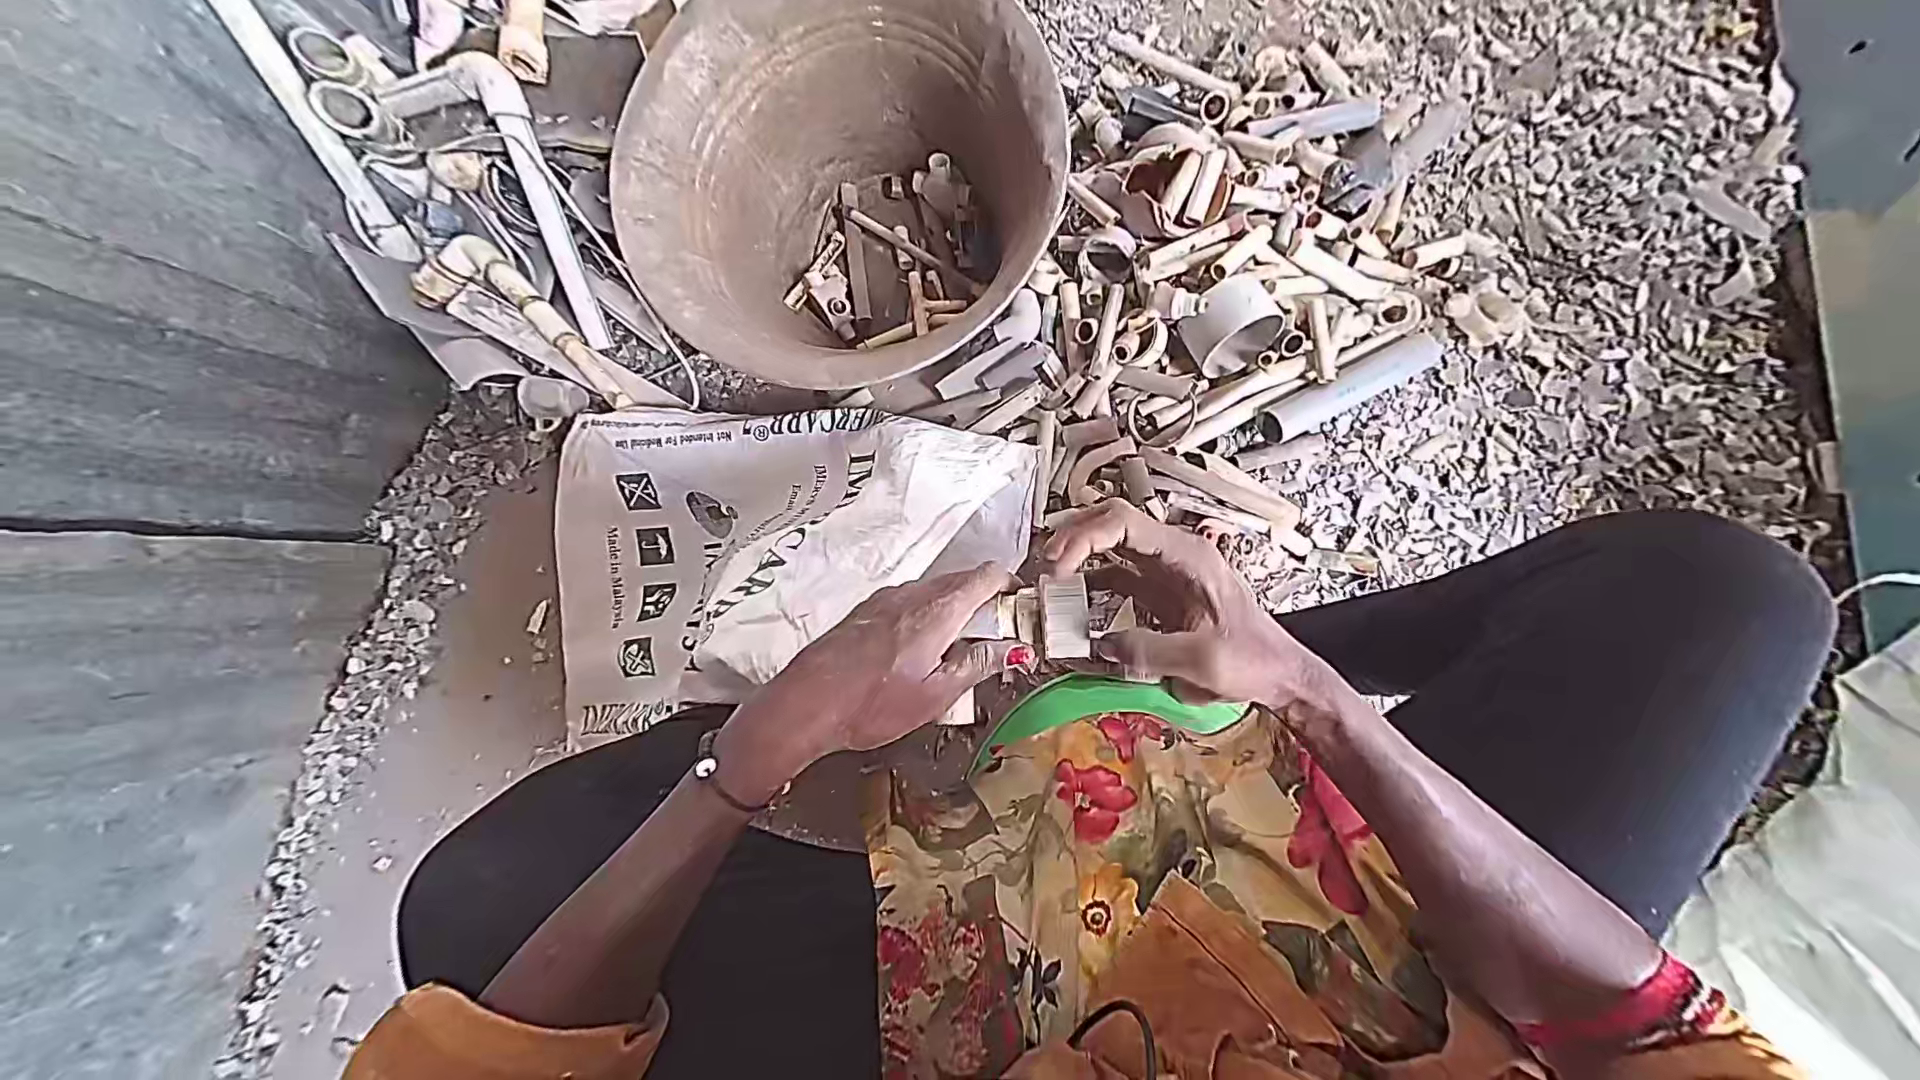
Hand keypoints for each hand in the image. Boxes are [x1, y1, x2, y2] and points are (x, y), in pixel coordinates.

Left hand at [713, 562, 1025, 802]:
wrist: (806, 702)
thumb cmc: (872, 704)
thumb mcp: (936, 695)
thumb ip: (977, 664)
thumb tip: (1014, 648)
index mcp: (938, 610)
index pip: (986, 575)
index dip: (1009, 585)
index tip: (1019, 608)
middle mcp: (913, 593)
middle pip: (963, 579)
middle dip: (986, 599)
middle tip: (996, 634)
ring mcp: (887, 597)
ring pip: (936, 588)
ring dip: (956, 606)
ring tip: (958, 645)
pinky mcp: (868, 608)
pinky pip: (911, 598)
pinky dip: (929, 611)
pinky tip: (920, 646)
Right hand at [1042, 500, 1330, 707]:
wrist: (1280, 674)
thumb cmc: (1254, 661)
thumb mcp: (1204, 662)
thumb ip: (1149, 652)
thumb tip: (1100, 645)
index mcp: (1187, 556)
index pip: (1124, 523)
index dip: (1083, 538)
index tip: (1057, 567)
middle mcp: (1172, 554)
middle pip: (1110, 522)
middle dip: (1072, 538)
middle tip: (1045, 568)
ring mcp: (1163, 570)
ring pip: (1108, 545)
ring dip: (1076, 556)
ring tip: (1050, 580)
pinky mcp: (1156, 591)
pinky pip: (1113, 576)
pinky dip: (1088, 583)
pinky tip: (1071, 601)